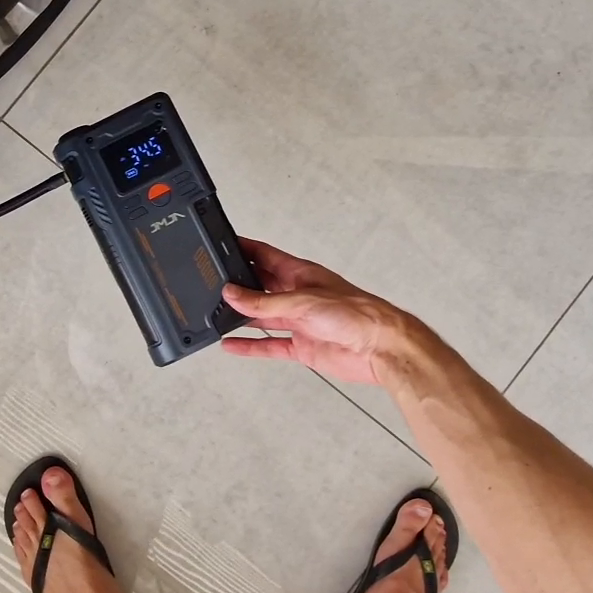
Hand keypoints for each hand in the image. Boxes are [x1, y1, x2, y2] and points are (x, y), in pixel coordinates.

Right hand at [221, 239, 431, 384]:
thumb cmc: (357, 314)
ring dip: (241, 316)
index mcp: (300, 274)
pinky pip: (270, 344)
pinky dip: (250, 346)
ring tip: (215, 314)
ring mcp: (299, 321)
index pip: (264, 255)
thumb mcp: (303, 301)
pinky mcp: (302, 345)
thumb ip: (264, 302)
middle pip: (259, 286)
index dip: (243, 248)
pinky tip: (233, 345)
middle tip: (212, 282)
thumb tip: (233, 294)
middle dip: (237, 284)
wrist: (380, 349)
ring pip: (262, 316)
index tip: (221, 244)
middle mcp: (298, 295)